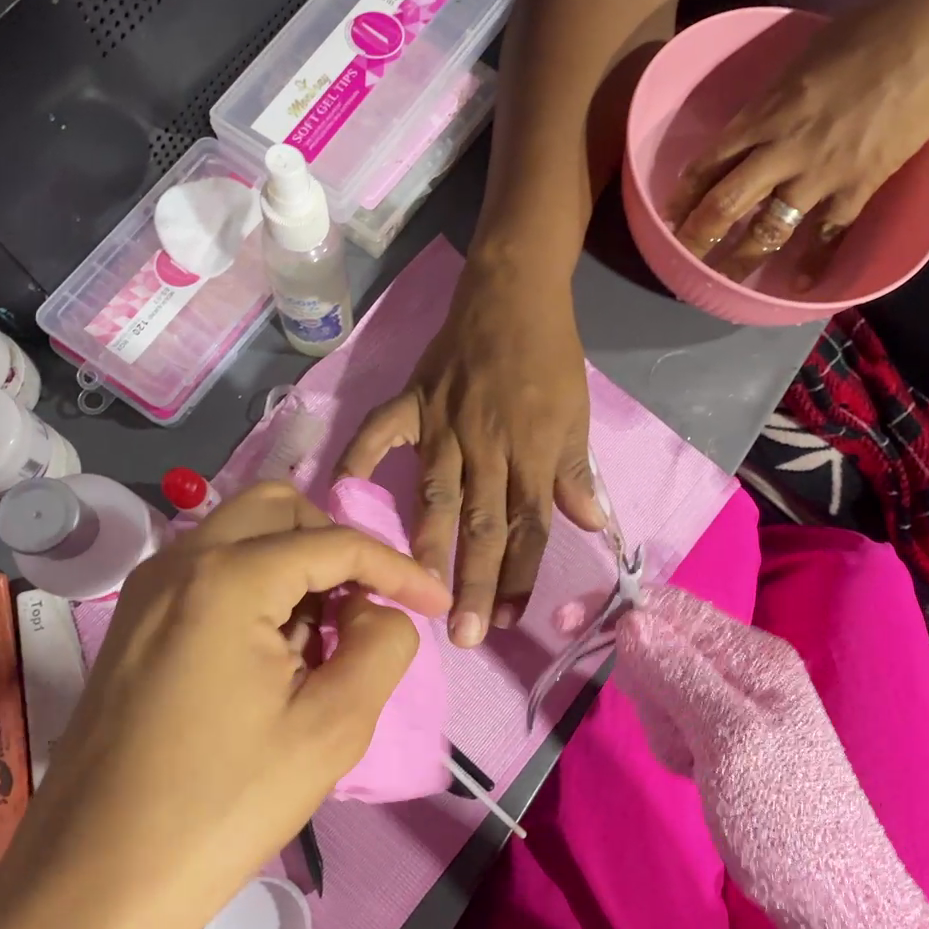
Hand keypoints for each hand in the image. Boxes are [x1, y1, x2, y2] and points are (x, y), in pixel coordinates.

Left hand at [38, 482, 451, 914]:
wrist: (97, 883)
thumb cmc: (224, 804)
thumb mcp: (333, 726)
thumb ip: (382, 646)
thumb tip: (377, 612)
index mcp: (226, 577)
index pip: (335, 542)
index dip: (398, 569)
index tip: (437, 604)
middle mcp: (178, 563)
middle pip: (278, 509)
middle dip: (336, 545)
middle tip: (367, 607)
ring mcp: (146, 592)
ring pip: (241, 536)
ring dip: (296, 568)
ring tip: (322, 643)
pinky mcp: (133, 626)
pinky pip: (210, 574)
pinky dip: (257, 590)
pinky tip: (273, 656)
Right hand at [337, 256, 604, 648]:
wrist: (515, 292)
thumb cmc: (549, 357)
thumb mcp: (577, 413)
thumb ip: (578, 473)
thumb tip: (592, 526)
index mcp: (533, 452)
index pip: (529, 525)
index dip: (522, 575)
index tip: (510, 621)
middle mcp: (488, 447)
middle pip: (483, 523)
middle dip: (475, 581)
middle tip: (464, 636)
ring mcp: (444, 424)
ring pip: (435, 495)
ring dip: (426, 546)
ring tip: (413, 594)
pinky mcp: (412, 400)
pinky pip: (379, 433)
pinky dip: (358, 460)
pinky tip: (336, 496)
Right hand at [614, 585, 928, 928]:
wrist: (828, 896)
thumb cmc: (785, 817)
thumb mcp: (729, 742)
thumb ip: (678, 675)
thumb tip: (629, 617)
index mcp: (751, 653)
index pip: (670, 606)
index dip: (614, 605)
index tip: (560, 621)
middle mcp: (740, 665)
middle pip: (658, 643)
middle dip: (646, 687)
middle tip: (678, 739)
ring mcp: (730, 699)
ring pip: (657, 685)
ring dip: (660, 722)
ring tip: (696, 765)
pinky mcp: (718, 732)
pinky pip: (669, 718)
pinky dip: (670, 743)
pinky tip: (696, 774)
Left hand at [668, 0, 928, 273]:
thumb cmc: (864, 36)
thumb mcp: (797, 66)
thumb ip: (770, 107)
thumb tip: (752, 133)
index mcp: (763, 115)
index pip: (709, 163)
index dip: (684, 195)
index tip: (670, 217)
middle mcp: (782, 151)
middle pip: (725, 204)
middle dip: (698, 237)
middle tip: (681, 260)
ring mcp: (819, 175)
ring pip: (768, 230)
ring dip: (742, 260)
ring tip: (725, 281)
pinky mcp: (858, 189)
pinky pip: (828, 235)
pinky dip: (814, 263)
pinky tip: (800, 285)